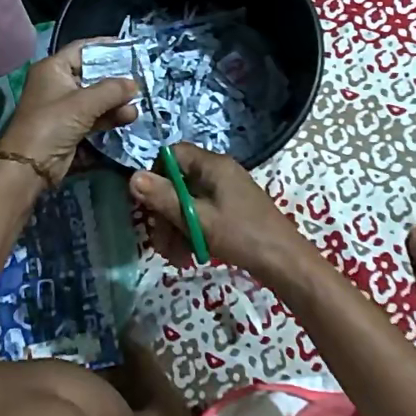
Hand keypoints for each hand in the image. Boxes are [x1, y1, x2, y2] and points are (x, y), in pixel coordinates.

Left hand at [0, 39, 138, 189]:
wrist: (29, 168)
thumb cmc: (52, 124)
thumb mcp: (83, 103)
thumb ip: (112, 90)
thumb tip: (134, 83)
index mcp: (53, 68)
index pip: (83, 49)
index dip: (106, 46)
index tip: (131, 48)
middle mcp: (58, 83)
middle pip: (93, 73)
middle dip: (117, 78)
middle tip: (142, 77)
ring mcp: (65, 107)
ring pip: (97, 97)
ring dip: (117, 101)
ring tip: (139, 103)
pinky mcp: (71, 126)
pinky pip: (95, 116)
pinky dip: (111, 116)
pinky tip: (129, 117)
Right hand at [129, 143, 311, 277]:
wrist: (283, 261)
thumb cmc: (241, 235)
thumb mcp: (197, 218)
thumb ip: (165, 198)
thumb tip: (133, 177)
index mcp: (213, 165)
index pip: (173, 153)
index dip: (156, 175)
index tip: (149, 204)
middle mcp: (218, 172)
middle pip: (178, 181)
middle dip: (165, 213)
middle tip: (160, 242)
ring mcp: (226, 191)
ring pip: (187, 202)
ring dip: (176, 228)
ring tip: (176, 257)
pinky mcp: (230, 210)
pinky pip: (200, 214)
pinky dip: (191, 232)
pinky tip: (189, 256)